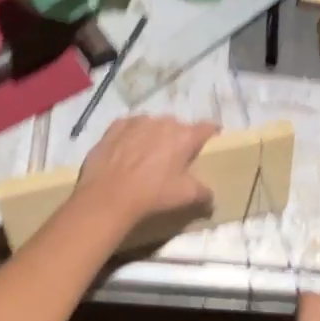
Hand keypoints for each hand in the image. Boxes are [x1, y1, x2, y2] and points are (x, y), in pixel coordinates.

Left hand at [74, 116, 220, 226]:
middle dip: (179, 138)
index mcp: (184, 136)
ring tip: (148, 154)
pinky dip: (132, 135)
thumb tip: (211, 198)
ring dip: (154, 135)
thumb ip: (204, 193)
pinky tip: (128, 150)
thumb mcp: (186, 197)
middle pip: (178, 126)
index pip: (207, 128)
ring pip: (153, 124)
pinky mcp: (115, 127)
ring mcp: (137, 122)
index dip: (212, 134)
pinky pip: (130, 127)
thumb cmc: (153, 195)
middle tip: (175, 157)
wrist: (108, 196)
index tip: (212, 141)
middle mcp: (163, 122)